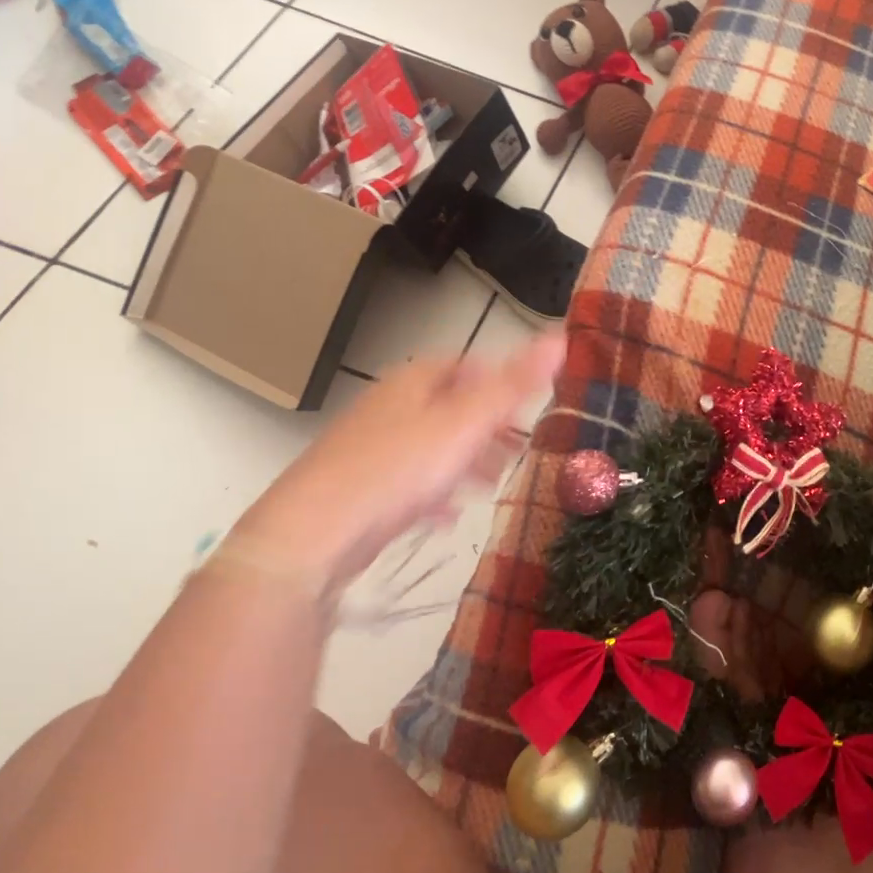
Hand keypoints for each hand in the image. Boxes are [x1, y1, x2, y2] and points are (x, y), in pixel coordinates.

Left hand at [235, 334, 565, 594]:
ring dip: (462, 461)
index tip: (526, 406)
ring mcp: (368, 448)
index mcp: (412, 382)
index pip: (463, 364)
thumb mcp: (465, 424)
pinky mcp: (357, 489)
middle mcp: (388, 406)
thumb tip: (562, 337)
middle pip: (447, 405)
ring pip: (428, 445)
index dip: (497, 379)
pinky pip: (406, 482)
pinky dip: (432, 493)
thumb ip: (515, 385)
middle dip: (485, 427)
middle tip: (517, 452)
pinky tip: (445, 519)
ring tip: (489, 487)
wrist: (310, 535)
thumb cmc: (395, 470)